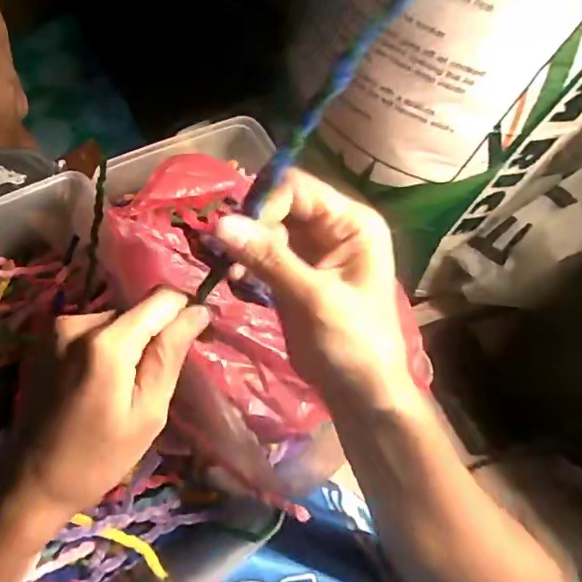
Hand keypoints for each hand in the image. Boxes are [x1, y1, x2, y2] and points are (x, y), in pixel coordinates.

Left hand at [4, 287, 210, 524]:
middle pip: (135, 311)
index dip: (183, 315)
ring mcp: (55, 327)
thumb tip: (198, 310)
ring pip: (114, 321)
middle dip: (150, 338)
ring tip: (118, 390)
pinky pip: (90, 330)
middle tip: (147, 386)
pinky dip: (102, 350)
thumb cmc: (97, 458)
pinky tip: (94, 386)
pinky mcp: (44, 338)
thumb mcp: (147, 413)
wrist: (30, 479)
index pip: (162, 299)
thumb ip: (170, 355)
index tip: (187, 346)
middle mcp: (77, 321)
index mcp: (106, 341)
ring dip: (125, 345)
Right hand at [215, 168, 420, 414]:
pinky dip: (244, 263)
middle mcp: (332, 227)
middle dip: (248, 225)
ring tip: (229, 272)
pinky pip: (260, 253)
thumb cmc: (353, 343)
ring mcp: (311, 249)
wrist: (360, 393)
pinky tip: (235, 280)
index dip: (263, 203)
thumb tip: (221, 223)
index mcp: (352, 222)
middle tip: (223, 252)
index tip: (234, 232)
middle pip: (278, 204)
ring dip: (242, 246)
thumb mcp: (313, 298)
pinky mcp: (292, 271)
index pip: (297, 188)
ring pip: (264, 229)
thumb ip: (268, 258)